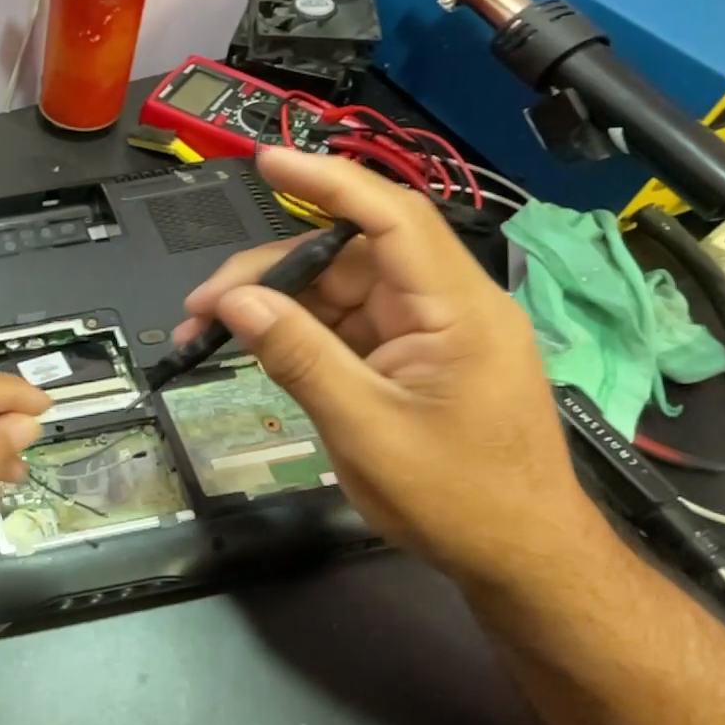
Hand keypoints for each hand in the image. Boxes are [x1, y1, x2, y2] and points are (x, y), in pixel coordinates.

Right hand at [176, 147, 598, 584]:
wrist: (522, 561)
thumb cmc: (462, 501)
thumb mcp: (366, 429)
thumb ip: (299, 358)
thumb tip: (236, 303)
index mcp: (455, 310)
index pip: (390, 218)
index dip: (328, 182)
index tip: (269, 162)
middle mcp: (441, 305)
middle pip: (342, 256)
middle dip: (267, 273)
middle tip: (203, 308)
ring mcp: (422, 330)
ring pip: (332, 289)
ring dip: (269, 305)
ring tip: (209, 333)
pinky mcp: (405, 354)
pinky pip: (338, 324)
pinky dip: (290, 332)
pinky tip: (251, 348)